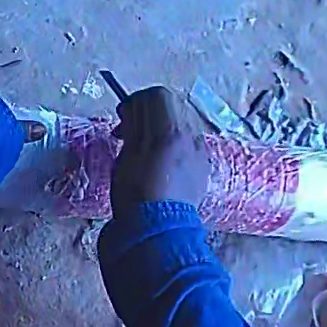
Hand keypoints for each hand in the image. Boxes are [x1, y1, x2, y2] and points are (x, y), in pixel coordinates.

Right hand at [112, 86, 210, 210]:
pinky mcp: (203, 167)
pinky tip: (161, 161)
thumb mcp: (125, 157)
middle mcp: (191, 136)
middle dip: (149, 112)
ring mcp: (200, 152)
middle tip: (130, 131)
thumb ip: (132, 129)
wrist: (159, 230)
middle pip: (173, 106)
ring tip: (145, 148)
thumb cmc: (135, 195)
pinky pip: (189, 143)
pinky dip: (174, 143)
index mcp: (169, 131)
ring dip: (162, 127)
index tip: (122, 115)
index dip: (136, 100)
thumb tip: (133, 111)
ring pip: (182, 124)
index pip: (157, 95)